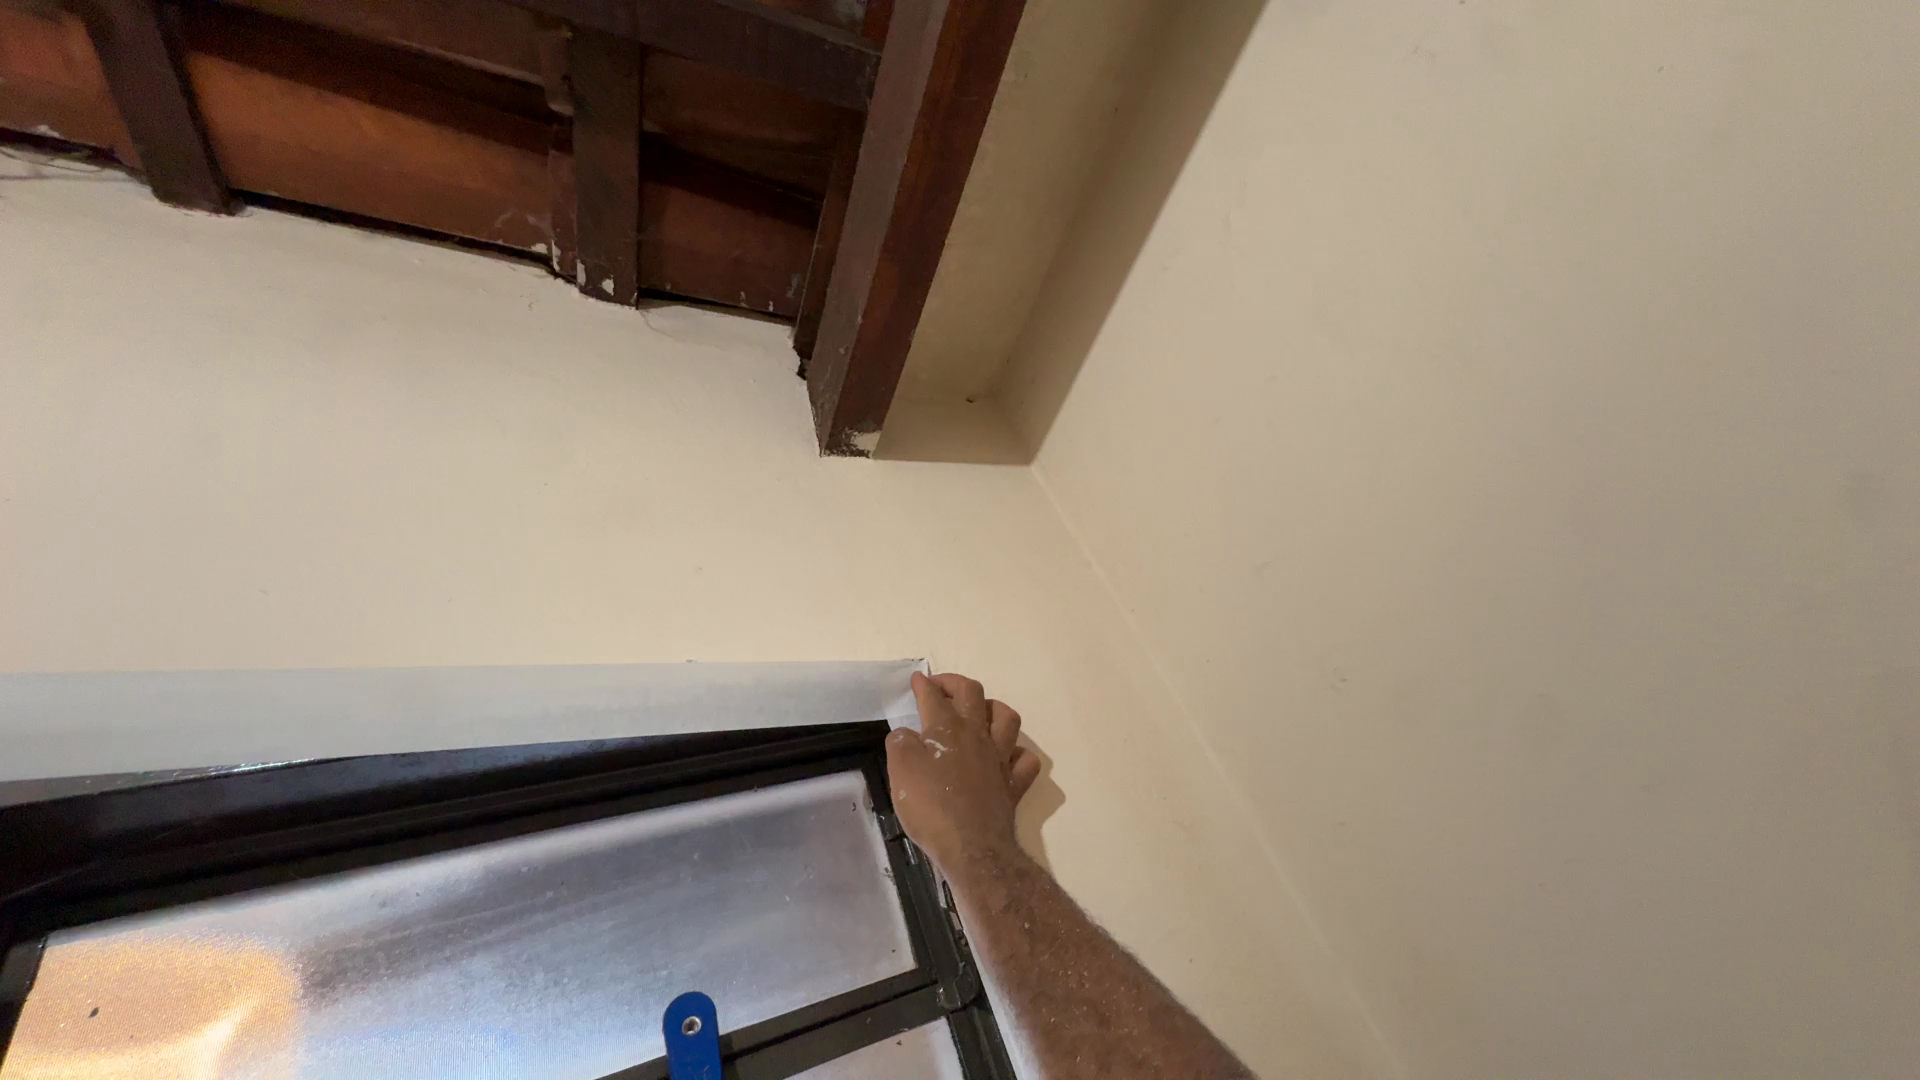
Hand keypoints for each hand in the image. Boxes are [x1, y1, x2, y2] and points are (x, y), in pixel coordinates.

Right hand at [886, 672, 1042, 873]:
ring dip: (993, 709)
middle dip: (955, 683)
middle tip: (942, 687)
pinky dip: (1017, 754)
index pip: (934, 696)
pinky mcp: (1014, 784)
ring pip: (1007, 718)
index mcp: (947, 728)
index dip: (924, 684)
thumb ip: (900, 743)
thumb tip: (908, 734)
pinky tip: (1006, 757)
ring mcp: (1000, 758)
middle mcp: (978, 735)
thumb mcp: (900, 770)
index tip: (918, 679)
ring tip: (980, 713)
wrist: (971, 847)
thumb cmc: (931, 806)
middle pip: (973, 694)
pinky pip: (1025, 760)